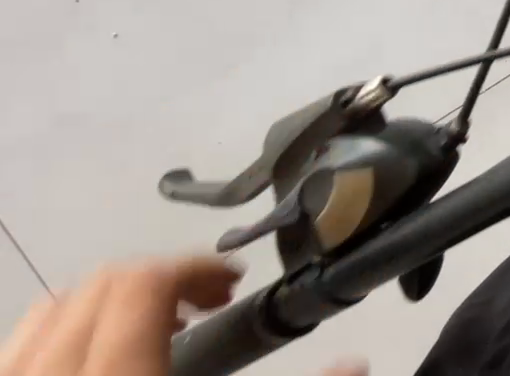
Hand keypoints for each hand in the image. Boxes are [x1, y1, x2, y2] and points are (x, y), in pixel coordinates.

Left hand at [0, 258, 364, 375]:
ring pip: (50, 310)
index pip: (145, 279)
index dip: (199, 264)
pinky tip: (104, 361)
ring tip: (157, 328)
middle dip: (164, 276)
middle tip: (208, 302)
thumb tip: (358, 362)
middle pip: (102, 282)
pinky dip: (66, 334)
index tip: (233, 283)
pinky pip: (16, 351)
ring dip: (110, 302)